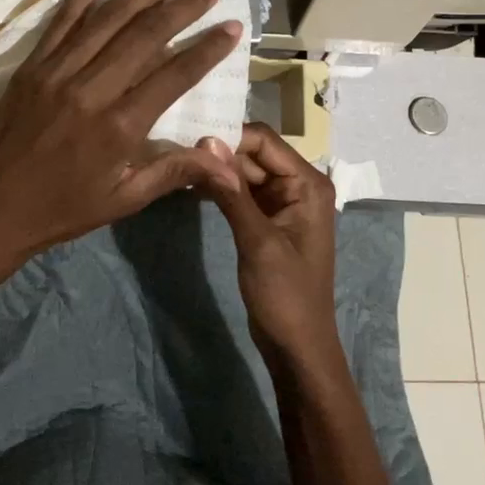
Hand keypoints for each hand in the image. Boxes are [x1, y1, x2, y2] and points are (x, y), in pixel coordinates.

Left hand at [0, 0, 245, 279]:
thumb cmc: (61, 210)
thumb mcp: (123, 201)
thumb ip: (173, 171)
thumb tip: (224, 158)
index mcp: (119, 126)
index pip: (175, 75)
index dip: (207, 49)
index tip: (232, 27)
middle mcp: (92, 89)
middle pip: (145, 37)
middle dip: (182, 9)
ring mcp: (58, 71)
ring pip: (108, 19)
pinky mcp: (32, 64)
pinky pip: (62, 19)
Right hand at [201, 122, 339, 357]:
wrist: (297, 347)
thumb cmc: (285, 296)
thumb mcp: (258, 242)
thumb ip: (232, 193)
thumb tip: (207, 143)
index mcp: (308, 184)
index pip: (264, 141)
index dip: (229, 137)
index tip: (189, 139)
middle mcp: (299, 185)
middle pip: (254, 153)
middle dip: (219, 152)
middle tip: (177, 151)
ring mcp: (283, 202)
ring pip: (245, 171)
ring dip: (217, 170)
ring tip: (179, 165)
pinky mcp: (268, 218)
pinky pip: (242, 191)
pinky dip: (221, 188)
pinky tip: (192, 187)